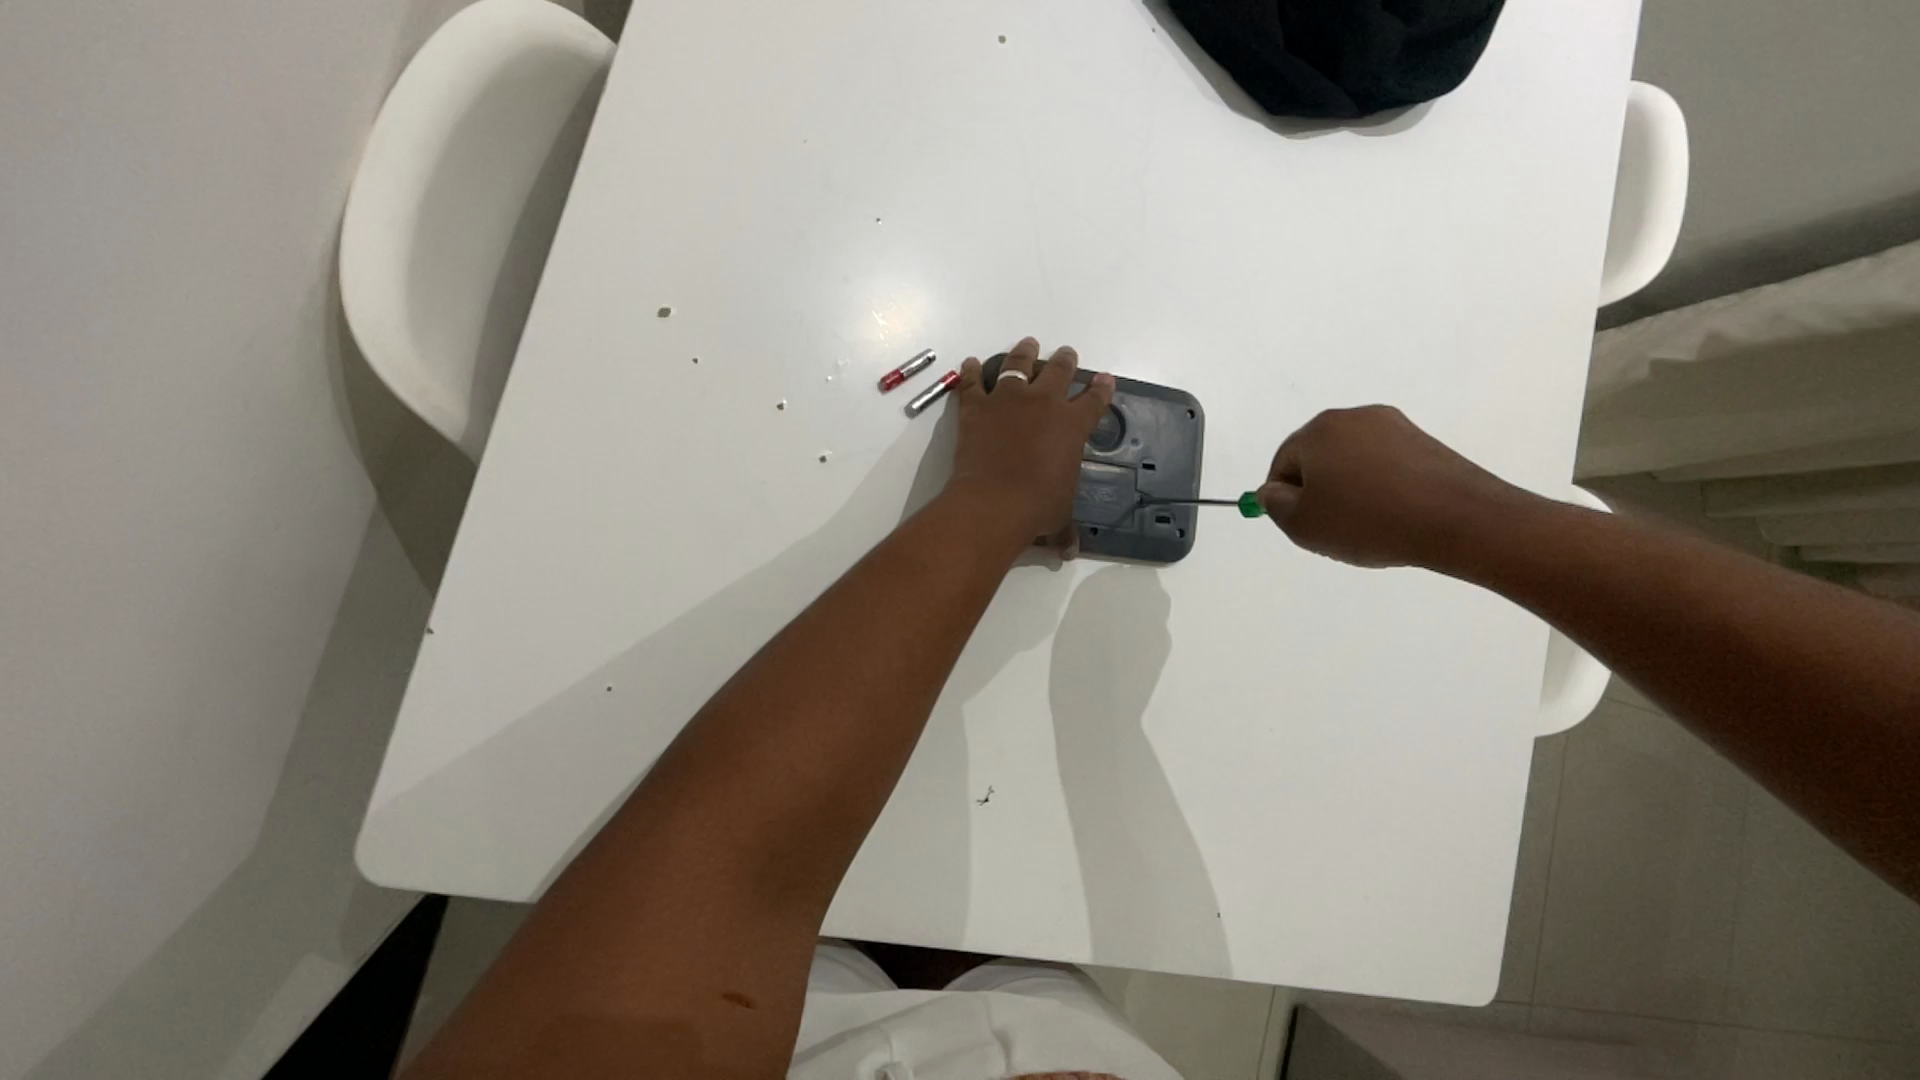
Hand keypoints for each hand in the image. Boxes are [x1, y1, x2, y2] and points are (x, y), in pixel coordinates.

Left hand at [947, 337, 1115, 545]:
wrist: (993, 501)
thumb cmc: (1036, 508)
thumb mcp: (1058, 518)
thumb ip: (1064, 530)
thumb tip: (1068, 552)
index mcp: (1072, 426)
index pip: (1094, 401)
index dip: (1102, 389)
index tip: (1105, 379)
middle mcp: (1044, 403)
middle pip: (1058, 371)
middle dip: (1065, 360)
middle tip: (1066, 354)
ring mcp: (1008, 400)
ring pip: (1018, 364)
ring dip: (1024, 353)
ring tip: (1028, 344)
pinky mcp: (976, 406)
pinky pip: (972, 382)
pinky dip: (970, 372)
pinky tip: (969, 364)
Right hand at [1258, 405, 1528, 568]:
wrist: (1459, 521)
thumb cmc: (1369, 522)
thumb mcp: (1303, 525)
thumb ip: (1275, 505)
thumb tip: (1274, 490)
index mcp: (1318, 431)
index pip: (1282, 462)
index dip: (1286, 498)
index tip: (1304, 525)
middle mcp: (1353, 417)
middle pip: (1318, 457)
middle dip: (1319, 490)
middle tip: (1334, 528)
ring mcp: (1394, 426)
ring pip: (1352, 462)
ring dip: (1351, 490)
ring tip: (1369, 525)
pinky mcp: (1425, 442)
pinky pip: (1385, 465)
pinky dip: (1382, 488)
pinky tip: (1395, 516)